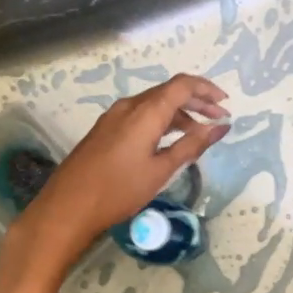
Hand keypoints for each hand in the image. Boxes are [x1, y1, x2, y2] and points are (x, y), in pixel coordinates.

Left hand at [10, 74, 230, 267]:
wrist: (67, 207)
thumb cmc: (118, 190)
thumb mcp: (161, 170)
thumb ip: (192, 145)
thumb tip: (220, 126)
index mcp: (145, 111)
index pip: (182, 85)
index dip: (206, 90)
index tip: (225, 104)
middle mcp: (129, 105)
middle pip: (169, 91)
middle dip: (196, 101)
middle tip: (218, 118)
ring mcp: (114, 116)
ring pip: (154, 103)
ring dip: (179, 113)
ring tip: (198, 133)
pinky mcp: (106, 129)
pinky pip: (140, 114)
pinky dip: (161, 120)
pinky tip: (169, 140)